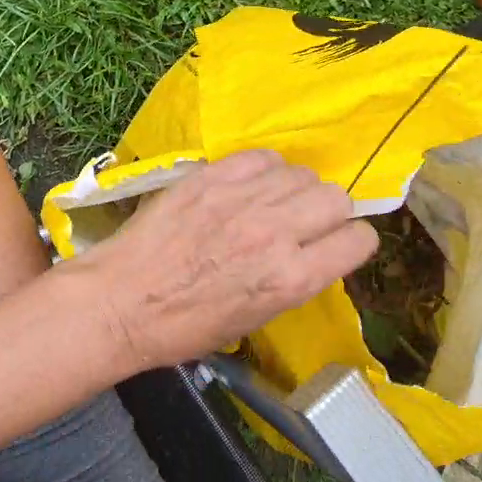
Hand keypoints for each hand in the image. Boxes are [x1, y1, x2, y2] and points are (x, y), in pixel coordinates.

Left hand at [63, 149, 376, 371]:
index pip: (358, 240)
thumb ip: (290, 280)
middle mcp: (275, 232)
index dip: (350, 242)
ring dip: (294, 187)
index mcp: (292, 279)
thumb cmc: (185, 326)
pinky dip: (261, 168)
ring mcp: (240, 200)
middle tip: (304, 221)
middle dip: (328, 210)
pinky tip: (247, 183)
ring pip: (300, 172)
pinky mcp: (208, 177)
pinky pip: (259, 156)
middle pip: (335, 197)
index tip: (336, 244)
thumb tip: (308, 253)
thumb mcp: (255, 318)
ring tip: (271, 200)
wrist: (122, 300)